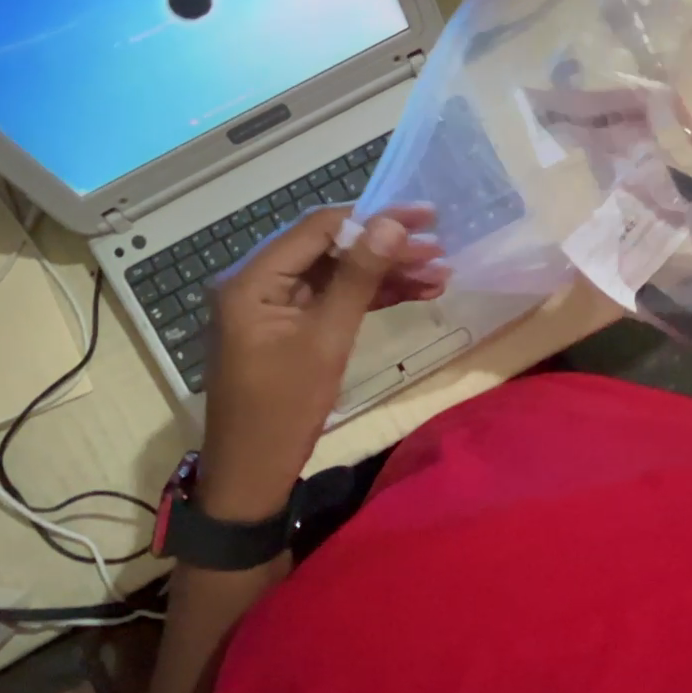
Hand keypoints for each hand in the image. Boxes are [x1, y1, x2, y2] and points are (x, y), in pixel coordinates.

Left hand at [199, 205, 447, 517]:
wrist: (252, 476)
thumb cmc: (284, 409)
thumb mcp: (327, 340)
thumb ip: (359, 278)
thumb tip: (392, 225)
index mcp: (252, 279)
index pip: (318, 228)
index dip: (373, 217)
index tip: (424, 216)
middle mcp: (258, 282)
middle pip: (330, 248)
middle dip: (386, 249)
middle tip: (439, 249)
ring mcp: (273, 306)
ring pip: (336, 275)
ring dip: (385, 274)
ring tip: (439, 275)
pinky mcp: (288, 327)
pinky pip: (331, 300)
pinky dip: (369, 298)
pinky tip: (414, 294)